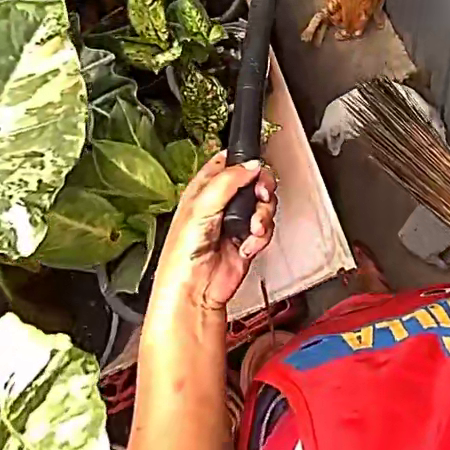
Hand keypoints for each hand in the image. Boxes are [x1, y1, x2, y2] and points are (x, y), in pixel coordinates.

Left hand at [148, 152, 277, 318]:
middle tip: (261, 195)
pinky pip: (266, 228)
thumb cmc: (183, 253)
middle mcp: (221, 202)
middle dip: (262, 188)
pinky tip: (248, 244)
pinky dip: (262, 236)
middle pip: (254, 181)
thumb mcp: (203, 205)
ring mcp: (236, 220)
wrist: (195, 288)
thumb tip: (252, 165)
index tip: (254, 166)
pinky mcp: (248, 239)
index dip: (244, 161)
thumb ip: (229, 180)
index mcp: (205, 188)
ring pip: (264, 204)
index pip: (229, 162)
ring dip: (263, 215)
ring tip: (253, 227)